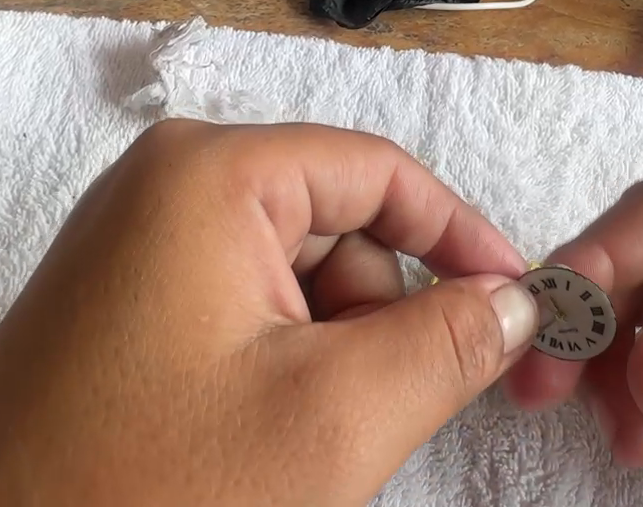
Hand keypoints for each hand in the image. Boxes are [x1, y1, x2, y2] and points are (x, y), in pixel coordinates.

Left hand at [0, 119, 538, 506]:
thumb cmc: (151, 500)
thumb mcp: (331, 421)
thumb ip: (448, 343)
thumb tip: (521, 299)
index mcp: (212, 170)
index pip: (376, 169)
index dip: (459, 230)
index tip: (521, 298)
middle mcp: (169, 181)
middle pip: (334, 223)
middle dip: (380, 311)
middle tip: (384, 411)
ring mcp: (137, 240)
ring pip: (292, 273)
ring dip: (332, 350)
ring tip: (305, 444)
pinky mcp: (121, 300)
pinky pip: (242, 305)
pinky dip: (281, 363)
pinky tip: (257, 441)